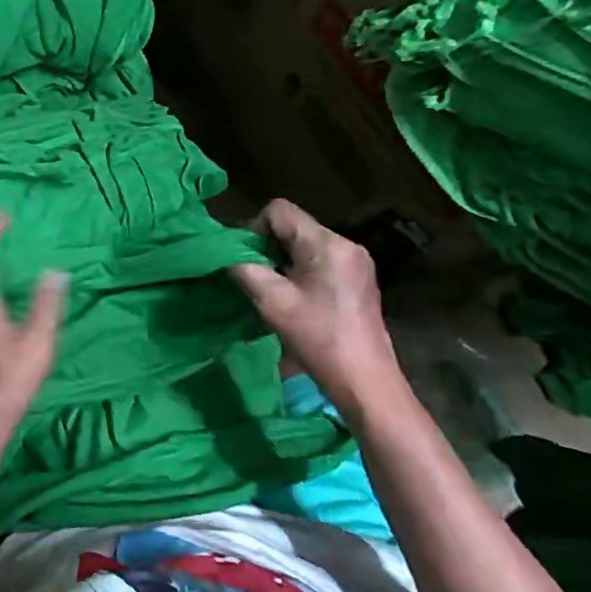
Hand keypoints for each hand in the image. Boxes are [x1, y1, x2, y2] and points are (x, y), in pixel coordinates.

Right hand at [229, 199, 406, 415]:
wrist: (365, 381)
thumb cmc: (318, 340)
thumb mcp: (272, 302)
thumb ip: (244, 269)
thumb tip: (225, 253)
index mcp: (327, 243)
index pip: (279, 210)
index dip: (254, 228)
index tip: (247, 260)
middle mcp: (346, 243)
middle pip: (294, 225)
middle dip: (269, 246)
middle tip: (257, 277)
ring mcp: (357, 260)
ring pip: (306, 242)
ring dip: (284, 260)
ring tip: (276, 291)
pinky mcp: (359, 278)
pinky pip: (321, 259)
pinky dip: (302, 270)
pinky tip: (299, 299)